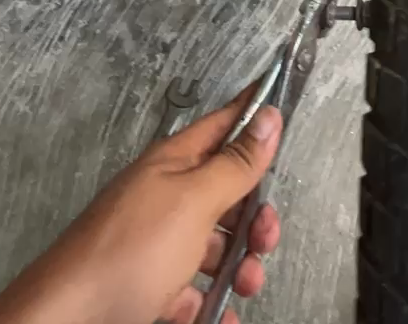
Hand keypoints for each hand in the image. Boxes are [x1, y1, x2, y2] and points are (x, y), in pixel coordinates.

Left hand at [0, 88, 284, 323]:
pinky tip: (218, 317)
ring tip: (243, 287)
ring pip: (214, 245)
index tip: (284, 104)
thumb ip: (235, 163)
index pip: (225, 123)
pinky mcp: (147, 288)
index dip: (254, 114)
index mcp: (175, 163)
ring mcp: (156, 245)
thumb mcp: (194, 202)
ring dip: (239, 266)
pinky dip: (211, 304)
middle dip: (255, 217)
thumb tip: (267, 117)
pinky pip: (192, 290)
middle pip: (227, 193)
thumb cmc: (124, 257)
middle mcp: (166, 197)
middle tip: (264, 239)